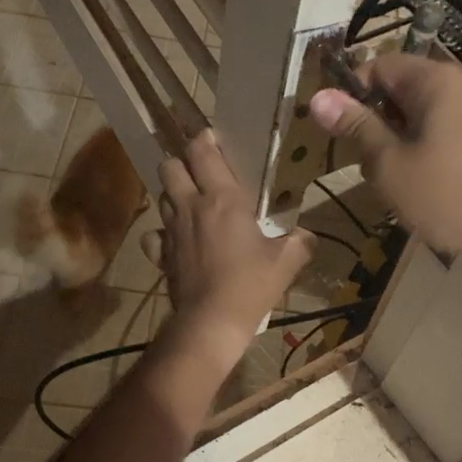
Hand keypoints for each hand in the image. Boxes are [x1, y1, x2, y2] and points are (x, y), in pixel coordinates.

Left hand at [143, 129, 314, 369]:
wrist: (211, 322)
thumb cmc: (250, 285)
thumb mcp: (286, 262)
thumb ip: (299, 243)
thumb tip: (307, 237)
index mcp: (222, 199)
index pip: (202, 152)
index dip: (204, 140)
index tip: (213, 139)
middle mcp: (191, 206)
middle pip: (170, 166)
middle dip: (181, 162)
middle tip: (199, 170)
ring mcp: (172, 231)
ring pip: (161, 197)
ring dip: (173, 194)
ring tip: (191, 204)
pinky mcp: (162, 256)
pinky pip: (154, 235)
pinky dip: (161, 233)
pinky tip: (175, 240)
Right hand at [309, 55, 461, 268]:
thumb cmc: (453, 197)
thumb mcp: (392, 166)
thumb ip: (358, 129)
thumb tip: (318, 97)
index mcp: (437, 81)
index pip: (380, 65)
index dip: (351, 93)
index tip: (335, 131)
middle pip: (403, 92)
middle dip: (377, 126)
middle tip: (365, 167)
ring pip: (424, 121)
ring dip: (401, 148)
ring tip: (395, 187)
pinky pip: (448, 140)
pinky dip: (428, 159)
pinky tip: (426, 195)